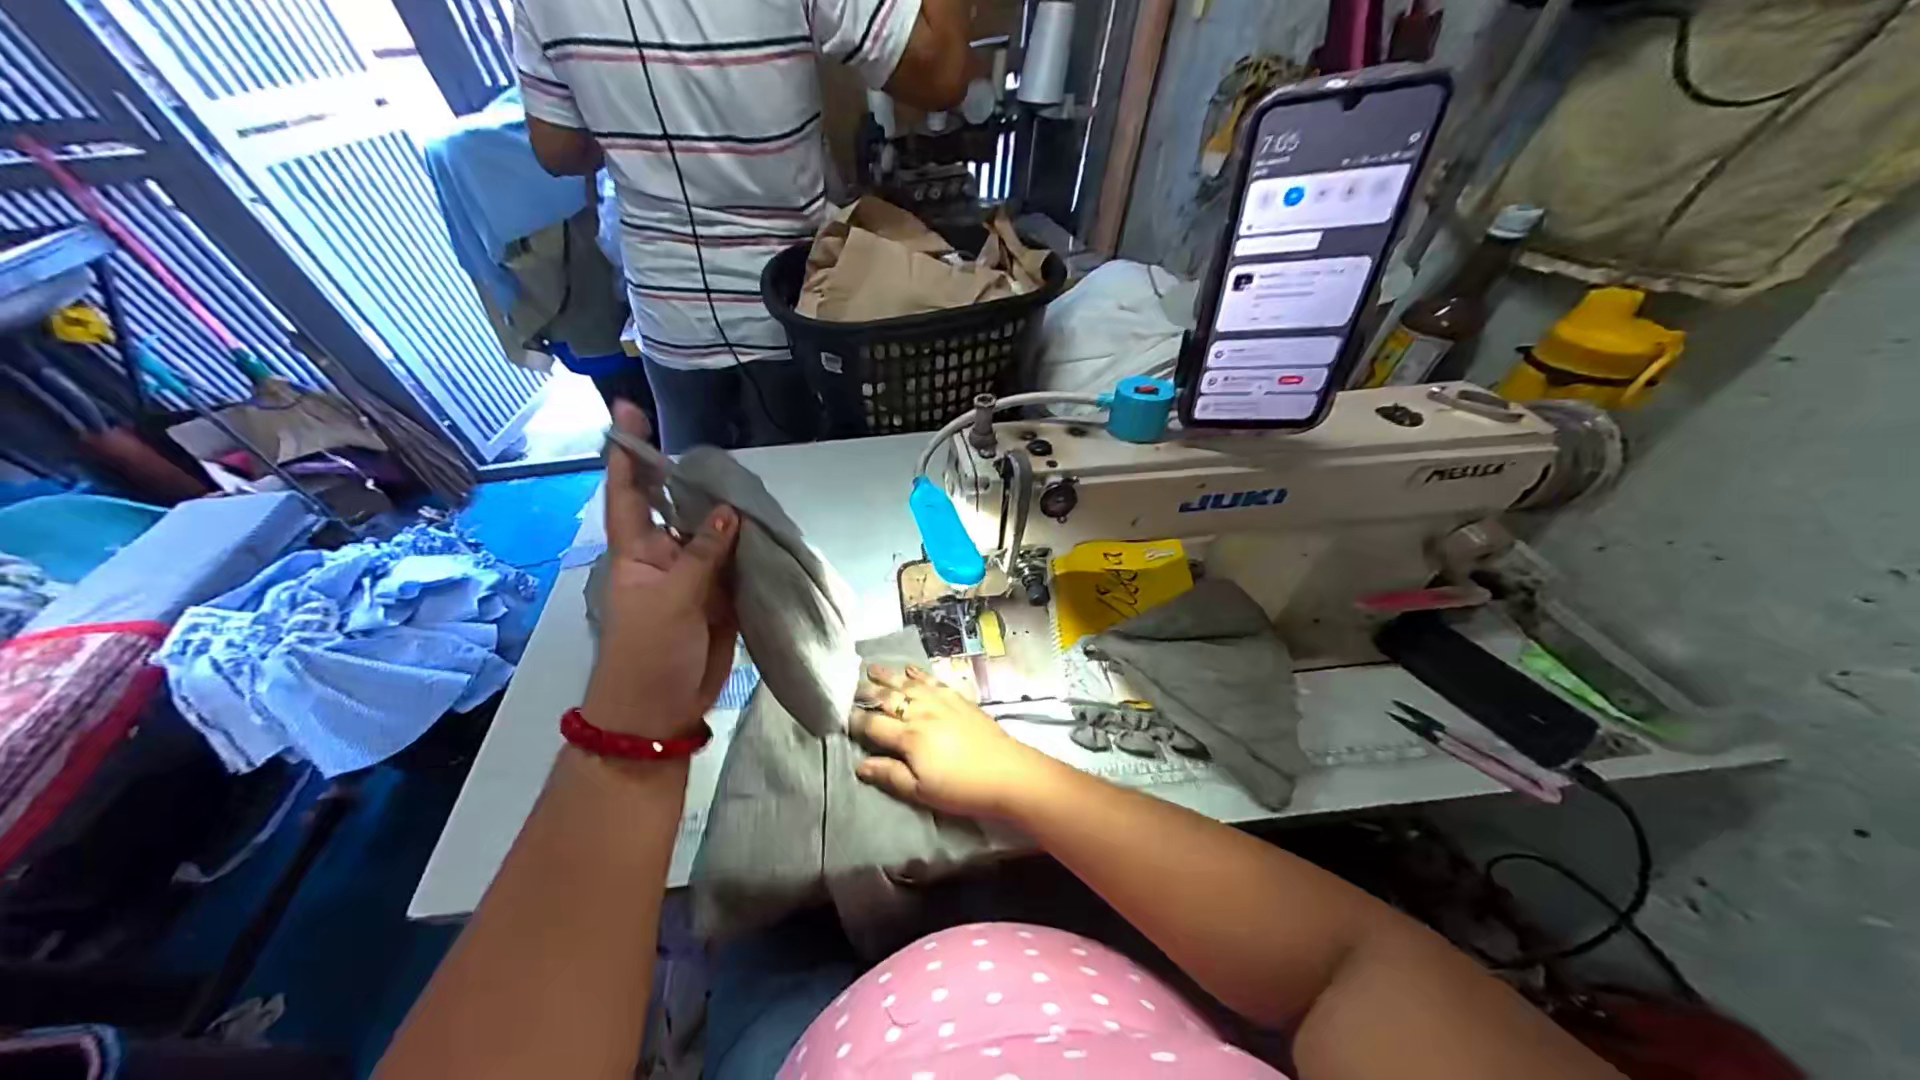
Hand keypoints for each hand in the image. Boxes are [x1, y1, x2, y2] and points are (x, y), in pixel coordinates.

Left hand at [583, 401, 738, 738]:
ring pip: (716, 534)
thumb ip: (702, 555)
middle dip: (695, 479)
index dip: (627, 455)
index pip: (628, 493)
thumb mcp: (670, 600)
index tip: (629, 414)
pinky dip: (754, 548)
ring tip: (755, 485)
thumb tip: (727, 512)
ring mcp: (697, 576)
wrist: (661, 710)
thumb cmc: (648, 653)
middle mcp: (666, 555)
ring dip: (732, 514)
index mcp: (637, 551)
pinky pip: (740, 563)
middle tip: (723, 452)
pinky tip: (771, 526)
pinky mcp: (723, 596)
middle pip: (679, 507)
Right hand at [850, 665, 1055, 819]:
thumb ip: (889, 775)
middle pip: (888, 698)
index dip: (855, 720)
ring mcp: (941, 702)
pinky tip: (910, 668)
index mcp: (908, 737)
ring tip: (872, 668)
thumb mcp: (920, 791)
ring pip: (908, 684)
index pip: (873, 725)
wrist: (1008, 773)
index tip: (840, 714)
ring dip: (888, 676)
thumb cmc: (961, 789)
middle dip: (867, 692)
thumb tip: (860, 765)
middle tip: (850, 686)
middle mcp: (921, 713)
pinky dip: (919, 673)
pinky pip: (933, 681)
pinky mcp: (959, 699)